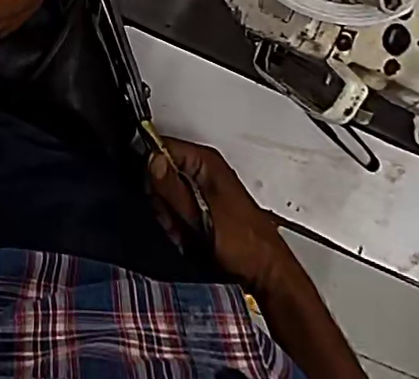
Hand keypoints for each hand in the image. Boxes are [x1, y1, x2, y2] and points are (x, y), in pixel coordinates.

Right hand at [150, 137, 297, 291]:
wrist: (265, 272)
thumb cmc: (244, 243)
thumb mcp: (200, 216)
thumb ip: (173, 188)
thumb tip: (153, 160)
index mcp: (206, 161)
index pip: (162, 146)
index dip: (152, 170)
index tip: (156, 193)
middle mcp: (205, 169)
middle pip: (162, 172)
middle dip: (164, 201)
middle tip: (176, 219)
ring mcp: (204, 186)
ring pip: (168, 193)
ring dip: (171, 216)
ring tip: (186, 232)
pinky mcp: (203, 204)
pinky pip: (178, 207)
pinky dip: (179, 224)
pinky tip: (189, 236)